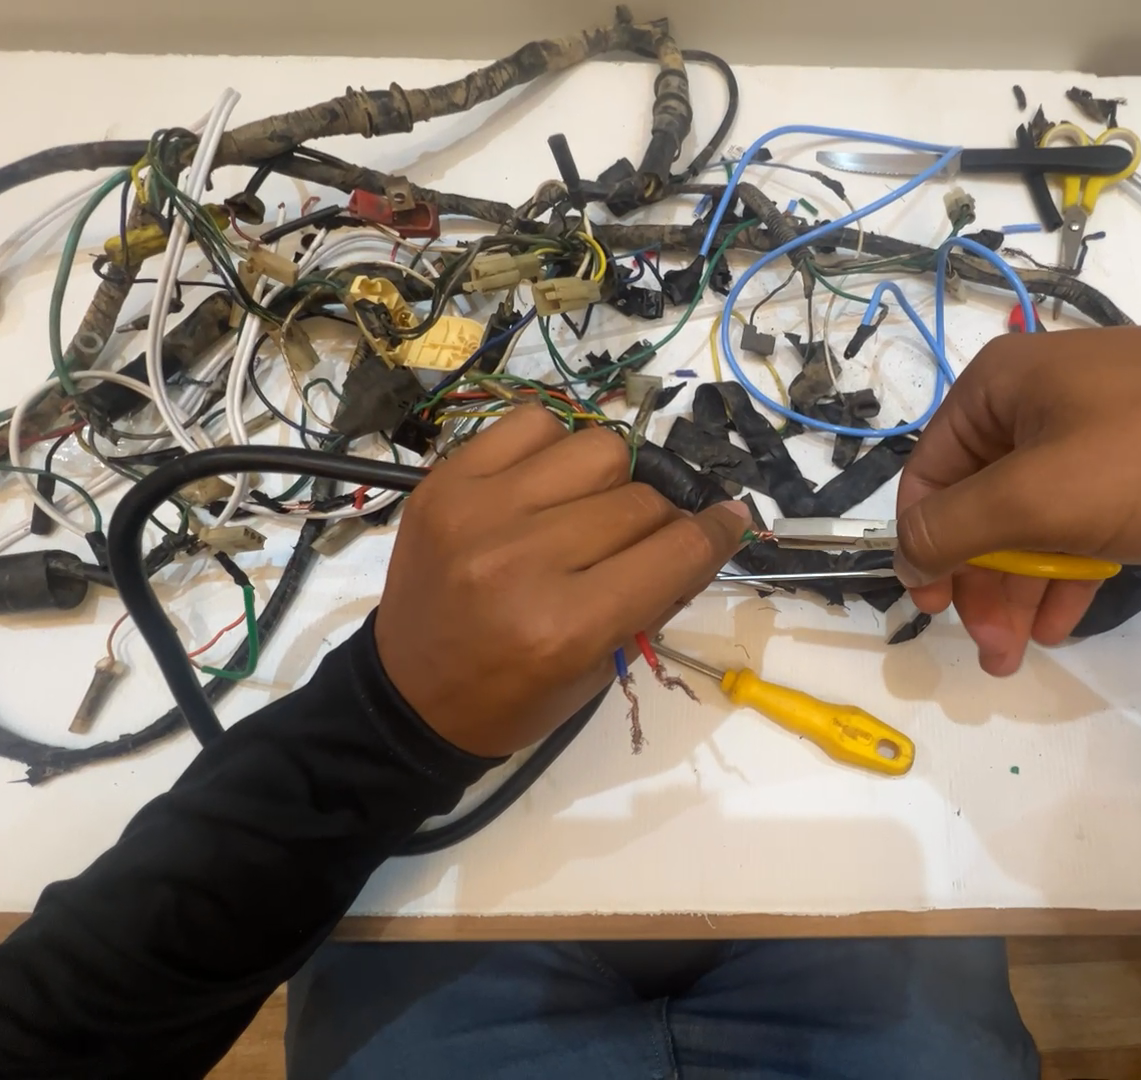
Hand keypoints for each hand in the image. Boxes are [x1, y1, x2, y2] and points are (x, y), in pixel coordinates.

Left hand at [375, 407, 749, 755]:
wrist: (411, 696)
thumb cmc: (516, 696)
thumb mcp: (601, 669)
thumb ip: (657, 595)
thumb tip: (704, 528)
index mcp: (568, 626)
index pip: (676, 550)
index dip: (718, 531)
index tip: (729, 521)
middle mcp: (524, 561)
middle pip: (642, 500)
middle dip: (662, 520)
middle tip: (643, 541)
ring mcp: (479, 512)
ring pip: (598, 449)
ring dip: (615, 479)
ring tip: (592, 508)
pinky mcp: (447, 482)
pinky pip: (533, 423)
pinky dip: (557, 445)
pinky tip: (548, 482)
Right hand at [895, 325, 1140, 675]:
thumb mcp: (1041, 497)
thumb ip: (954, 529)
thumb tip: (902, 554)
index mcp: (997, 389)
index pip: (929, 477)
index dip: (924, 548)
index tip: (934, 613)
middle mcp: (1036, 399)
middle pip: (981, 503)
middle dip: (982, 581)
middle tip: (994, 651)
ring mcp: (1093, 423)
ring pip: (1032, 516)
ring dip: (1022, 584)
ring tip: (1024, 649)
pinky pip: (1082, 514)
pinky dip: (1068, 564)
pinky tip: (1066, 614)